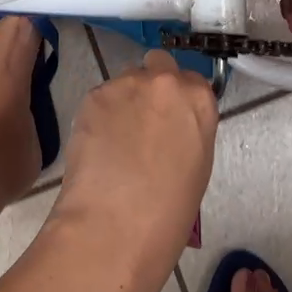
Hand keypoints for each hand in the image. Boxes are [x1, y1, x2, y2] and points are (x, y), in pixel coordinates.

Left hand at [51, 50, 218, 262]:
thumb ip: (187, 131)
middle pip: (159, 66)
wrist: (113, 225)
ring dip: (124, 100)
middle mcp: (163, 82)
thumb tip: (172, 127)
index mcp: (198, 101)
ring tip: (116, 139)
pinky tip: (98, 145)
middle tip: (144, 119)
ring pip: (126, 80)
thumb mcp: (197, 168)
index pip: (193, 81)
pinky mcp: (93, 94)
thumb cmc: (167, 214)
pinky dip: (101, 114)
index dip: (180, 99)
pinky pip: (101, 97)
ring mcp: (125, 84)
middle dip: (152, 85)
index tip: (172, 118)